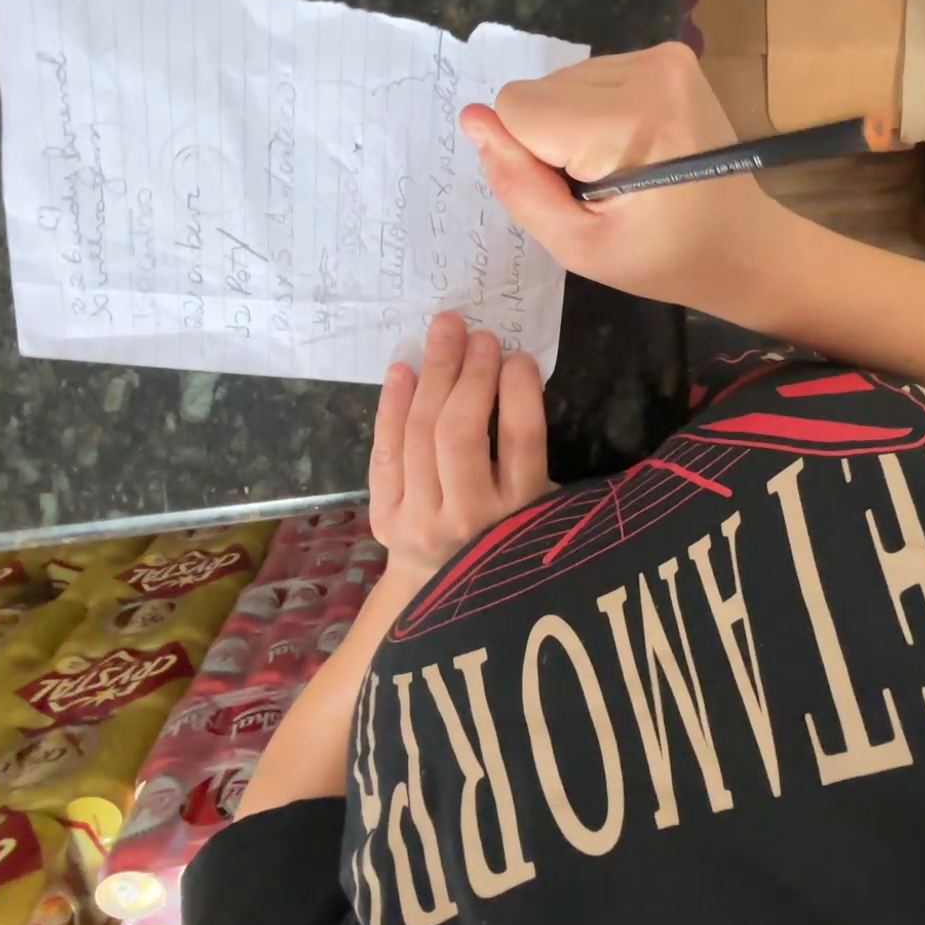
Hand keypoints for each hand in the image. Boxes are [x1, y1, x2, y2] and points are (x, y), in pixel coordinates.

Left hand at [368, 313, 553, 587]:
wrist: (445, 591)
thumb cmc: (506, 535)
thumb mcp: (540, 503)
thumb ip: (529, 453)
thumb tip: (513, 371)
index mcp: (521, 514)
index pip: (520, 439)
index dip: (518, 389)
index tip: (519, 357)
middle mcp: (470, 519)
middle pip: (462, 432)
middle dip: (470, 373)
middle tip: (478, 334)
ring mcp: (420, 520)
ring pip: (420, 434)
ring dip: (434, 375)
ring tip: (445, 334)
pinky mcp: (385, 518)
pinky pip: (385, 450)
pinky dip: (392, 406)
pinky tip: (404, 369)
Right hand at [459, 43, 798, 317]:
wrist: (742, 244)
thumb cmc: (663, 260)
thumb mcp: (580, 248)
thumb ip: (518, 186)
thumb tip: (471, 119)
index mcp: (631, 120)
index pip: (518, 108)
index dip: (532, 160)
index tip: (577, 195)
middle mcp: (649, 68)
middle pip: (539, 92)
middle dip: (553, 144)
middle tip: (603, 191)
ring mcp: (664, 56)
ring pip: (562, 84)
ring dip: (575, 131)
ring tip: (622, 174)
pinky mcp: (670, 56)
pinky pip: (591, 78)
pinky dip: (597, 116)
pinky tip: (633, 151)